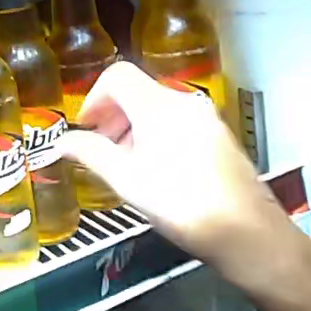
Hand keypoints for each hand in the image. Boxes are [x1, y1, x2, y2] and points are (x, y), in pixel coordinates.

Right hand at [56, 62, 310, 293]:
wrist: (247, 234)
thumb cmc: (182, 205)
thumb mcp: (126, 180)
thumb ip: (91, 154)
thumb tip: (62, 142)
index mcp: (158, 106)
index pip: (117, 76)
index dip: (94, 97)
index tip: (86, 125)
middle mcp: (184, 103)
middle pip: (137, 91)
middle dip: (112, 116)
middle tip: (100, 146)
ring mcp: (206, 119)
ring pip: (158, 108)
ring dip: (133, 128)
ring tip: (126, 164)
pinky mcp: (219, 137)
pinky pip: (178, 123)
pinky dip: (157, 136)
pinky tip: (156, 171)